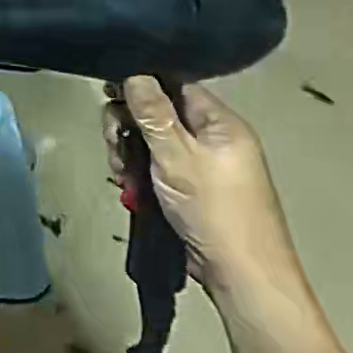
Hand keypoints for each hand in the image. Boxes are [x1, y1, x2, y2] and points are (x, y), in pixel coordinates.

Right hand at [104, 78, 294, 290]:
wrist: (242, 280)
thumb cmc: (215, 211)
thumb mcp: (178, 157)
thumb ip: (153, 113)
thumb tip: (134, 72)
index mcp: (219, 122)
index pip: (174, 83)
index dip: (141, 82)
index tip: (110, 90)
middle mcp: (209, 137)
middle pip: (156, 112)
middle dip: (128, 124)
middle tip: (114, 143)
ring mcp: (198, 164)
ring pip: (150, 140)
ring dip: (128, 152)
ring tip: (122, 173)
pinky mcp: (187, 187)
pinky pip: (154, 166)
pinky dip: (138, 173)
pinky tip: (129, 187)